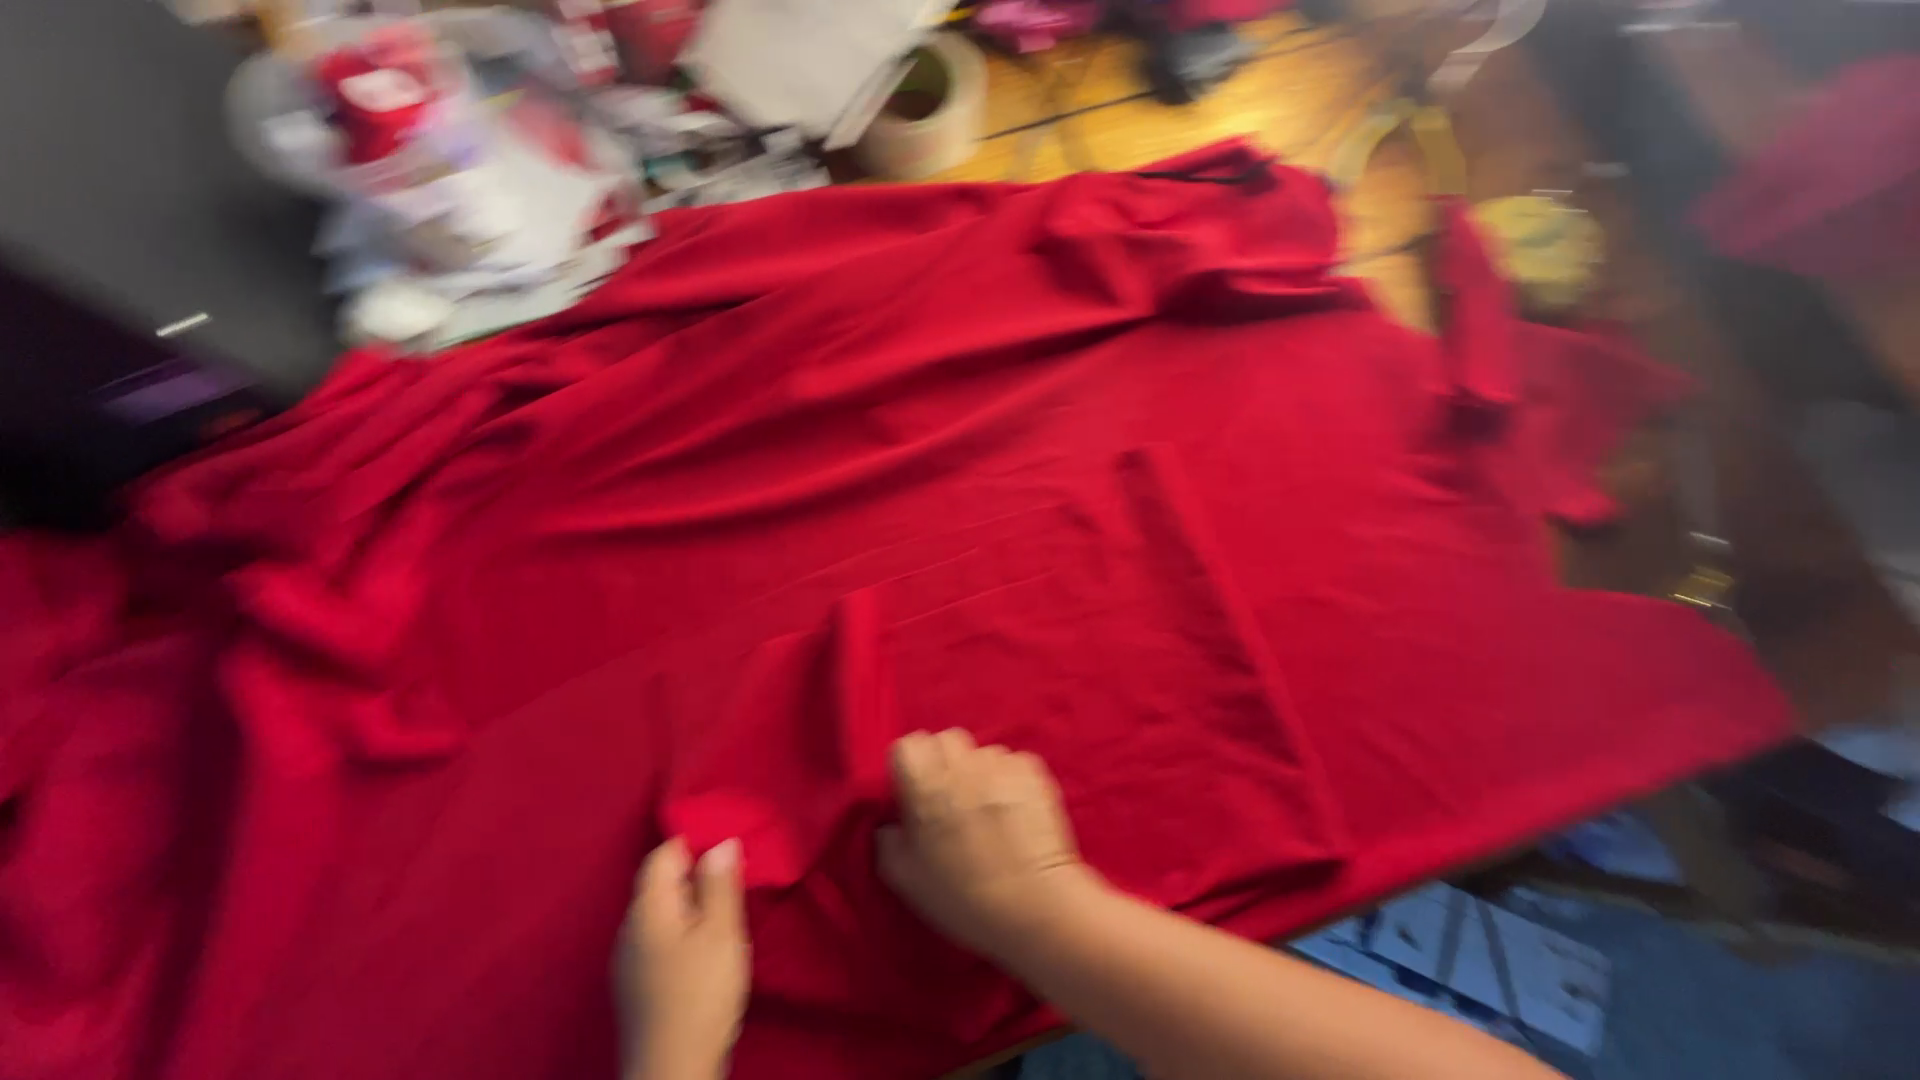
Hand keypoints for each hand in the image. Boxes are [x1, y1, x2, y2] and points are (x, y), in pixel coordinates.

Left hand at [613, 837, 748, 1079]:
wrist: (672, 1075)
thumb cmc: (701, 994)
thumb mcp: (721, 932)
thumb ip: (719, 884)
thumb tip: (721, 843)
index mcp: (647, 909)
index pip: (663, 855)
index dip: (694, 842)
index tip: (729, 845)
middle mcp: (629, 929)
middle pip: (659, 885)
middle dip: (695, 874)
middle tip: (736, 879)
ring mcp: (628, 962)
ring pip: (661, 915)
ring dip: (691, 906)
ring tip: (727, 914)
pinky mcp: (636, 989)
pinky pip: (660, 941)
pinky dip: (683, 934)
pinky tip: (706, 952)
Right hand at [878, 729, 1103, 960]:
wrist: (1034, 908)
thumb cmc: (963, 899)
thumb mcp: (905, 878)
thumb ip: (888, 839)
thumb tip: (892, 821)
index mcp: (925, 787)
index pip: (908, 745)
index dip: (911, 766)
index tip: (916, 791)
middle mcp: (962, 767)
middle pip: (946, 740)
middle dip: (944, 762)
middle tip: (951, 798)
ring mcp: (1001, 766)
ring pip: (982, 752)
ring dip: (979, 771)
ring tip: (987, 809)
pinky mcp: (1034, 772)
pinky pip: (1013, 762)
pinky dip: (1010, 779)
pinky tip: (1013, 810)